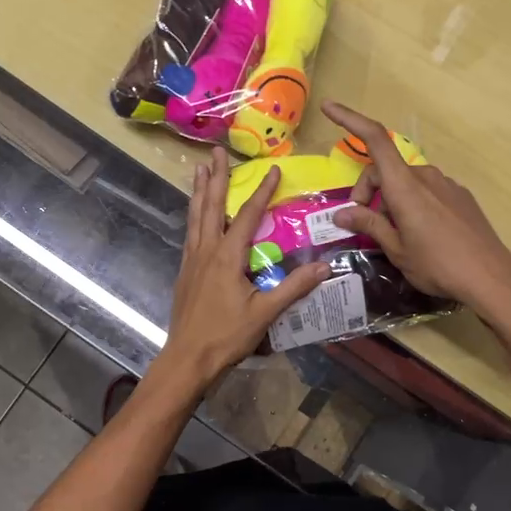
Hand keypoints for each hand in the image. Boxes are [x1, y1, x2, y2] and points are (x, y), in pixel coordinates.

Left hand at [158, 148, 330, 387]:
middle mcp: (206, 251)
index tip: (273, 170)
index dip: (262, 192)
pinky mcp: (185, 272)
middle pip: (211, 207)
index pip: (247, 216)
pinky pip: (189, 233)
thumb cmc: (226, 336)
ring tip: (199, 170)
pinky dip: (193, 215)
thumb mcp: (264, 313)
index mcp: (226, 257)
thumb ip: (294, 288)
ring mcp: (192, 260)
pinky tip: (194, 214)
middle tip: (215, 152)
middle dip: (216, 178)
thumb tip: (325, 266)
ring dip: (199, 191)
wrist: (188, 358)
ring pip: (195, 217)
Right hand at [323, 102, 510, 317]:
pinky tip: (421, 234)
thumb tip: (341, 213)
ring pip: (407, 182)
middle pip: (386, 170)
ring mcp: (446, 184)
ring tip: (394, 235)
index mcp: (405, 186)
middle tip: (363, 224)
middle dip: (368, 191)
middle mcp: (426, 176)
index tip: (329, 107)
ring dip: (392, 200)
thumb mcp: (396, 249)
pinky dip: (413, 204)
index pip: (374, 139)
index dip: (349, 119)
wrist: (491, 277)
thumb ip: (368, 224)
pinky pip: (427, 191)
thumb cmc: (437, 264)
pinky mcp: (461, 196)